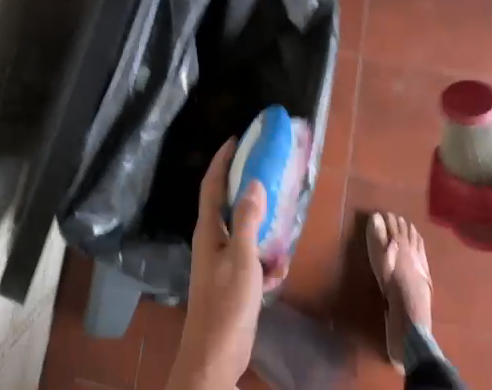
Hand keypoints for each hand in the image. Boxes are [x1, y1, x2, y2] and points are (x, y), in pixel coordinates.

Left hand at [169, 139, 266, 389]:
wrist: (215, 354)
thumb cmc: (226, 302)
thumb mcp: (242, 258)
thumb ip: (248, 220)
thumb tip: (253, 181)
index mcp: (209, 230)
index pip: (212, 185)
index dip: (222, 160)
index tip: (235, 139)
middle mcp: (212, 241)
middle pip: (230, 206)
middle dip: (249, 190)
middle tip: (269, 174)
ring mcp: (221, 264)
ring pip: (245, 235)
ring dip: (264, 233)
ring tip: (283, 229)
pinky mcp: (233, 284)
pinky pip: (252, 262)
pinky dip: (266, 263)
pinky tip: (278, 272)